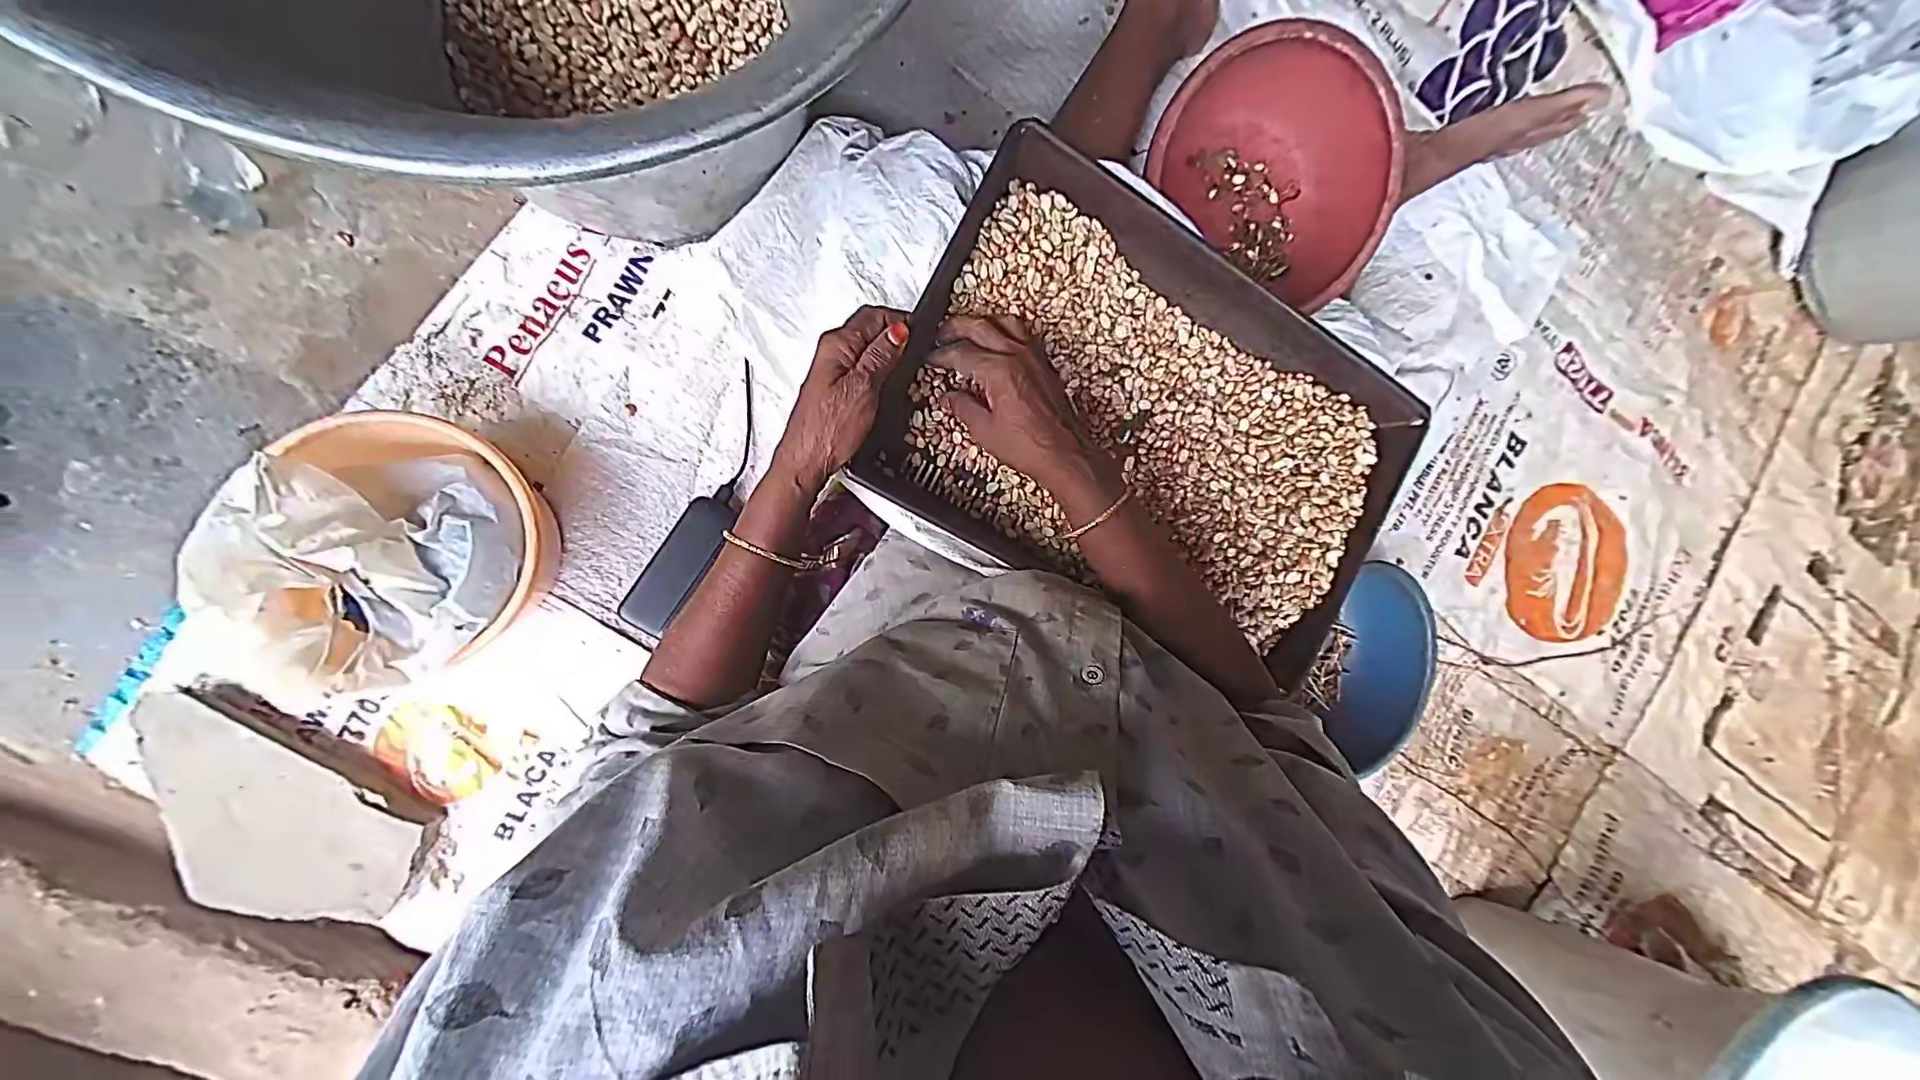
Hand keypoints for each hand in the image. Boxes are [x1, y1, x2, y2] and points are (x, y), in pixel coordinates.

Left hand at [771, 306, 910, 491]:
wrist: (806, 460)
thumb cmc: (827, 430)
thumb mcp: (864, 388)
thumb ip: (881, 356)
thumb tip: (898, 331)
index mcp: (837, 344)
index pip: (874, 316)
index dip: (900, 320)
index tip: (920, 333)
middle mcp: (831, 353)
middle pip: (869, 328)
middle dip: (895, 332)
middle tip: (918, 344)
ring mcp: (832, 371)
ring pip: (865, 349)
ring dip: (887, 351)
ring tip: (907, 360)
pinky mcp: (835, 389)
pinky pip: (861, 368)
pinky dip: (878, 369)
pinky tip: (888, 380)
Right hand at [931, 316, 1114, 500]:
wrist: (1064, 455)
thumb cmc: (1031, 446)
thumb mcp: (984, 430)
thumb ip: (963, 407)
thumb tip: (949, 398)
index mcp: (999, 371)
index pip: (961, 353)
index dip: (941, 356)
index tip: (931, 360)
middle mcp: (1018, 357)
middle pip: (980, 326)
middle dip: (955, 328)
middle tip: (940, 335)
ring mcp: (1034, 358)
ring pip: (1004, 322)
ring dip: (982, 322)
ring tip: (967, 329)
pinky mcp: (1045, 365)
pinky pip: (1023, 334)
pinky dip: (1005, 330)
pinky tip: (999, 340)